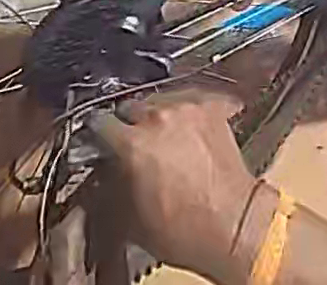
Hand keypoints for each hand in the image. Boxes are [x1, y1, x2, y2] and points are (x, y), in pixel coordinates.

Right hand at [89, 91, 258, 281]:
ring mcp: (189, 107)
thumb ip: (113, 183)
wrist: (230, 223)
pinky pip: (192, 98)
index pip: (101, 123)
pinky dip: (187, 110)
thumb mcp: (130, 217)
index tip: (98, 137)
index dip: (97, 132)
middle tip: (133, 140)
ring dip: (158, 114)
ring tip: (163, 135)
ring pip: (162, 99)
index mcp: (134, 143)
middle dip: (129, 123)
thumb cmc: (183, 228)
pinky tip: (188, 126)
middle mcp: (160, 117)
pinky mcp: (213, 106)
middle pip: (132, 106)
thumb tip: (107, 170)